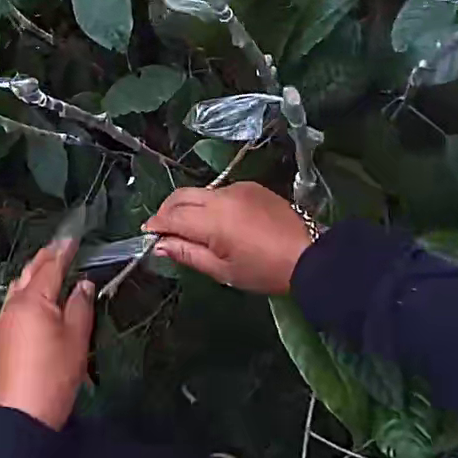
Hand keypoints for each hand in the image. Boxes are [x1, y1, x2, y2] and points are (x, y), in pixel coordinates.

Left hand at [0, 239, 94, 429]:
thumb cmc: (54, 374)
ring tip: (49, 266)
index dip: (63, 251)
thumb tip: (83, 283)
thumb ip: (80, 304)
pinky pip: (14, 301)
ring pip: (19, 286)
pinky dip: (27, 289)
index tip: (73, 238)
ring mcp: (4, 321)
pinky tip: (35, 296)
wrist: (23, 414)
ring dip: (34, 272)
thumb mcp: (77, 337)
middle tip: (61, 247)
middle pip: (30, 272)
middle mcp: (14, 305)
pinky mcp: (1, 336)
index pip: (50, 267)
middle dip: (46, 257)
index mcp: (33, 300)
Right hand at [142, 183, 312, 295]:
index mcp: (213, 220)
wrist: (309, 255)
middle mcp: (221, 196)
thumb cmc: (264, 271)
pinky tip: (218, 221)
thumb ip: (187, 254)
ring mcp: (238, 188)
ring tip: (189, 227)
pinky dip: (210, 203)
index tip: (148, 233)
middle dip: (166, 210)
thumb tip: (159, 244)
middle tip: (162, 229)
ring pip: (201, 192)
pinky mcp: (251, 186)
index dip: (157, 224)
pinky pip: (221, 192)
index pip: (172, 216)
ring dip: (188, 206)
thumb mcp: (222, 271)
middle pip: (181, 196)